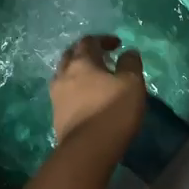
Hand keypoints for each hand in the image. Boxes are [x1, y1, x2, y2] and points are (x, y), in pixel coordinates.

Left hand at [51, 35, 145, 156]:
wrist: (88, 149)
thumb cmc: (113, 110)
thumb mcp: (132, 83)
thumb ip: (130, 63)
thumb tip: (128, 52)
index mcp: (82, 62)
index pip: (89, 41)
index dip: (103, 39)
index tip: (117, 45)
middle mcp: (64, 75)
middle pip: (71, 55)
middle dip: (85, 53)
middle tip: (101, 58)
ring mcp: (56, 96)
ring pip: (64, 75)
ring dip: (77, 72)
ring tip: (93, 79)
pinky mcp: (56, 115)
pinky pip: (64, 94)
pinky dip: (74, 90)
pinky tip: (85, 98)